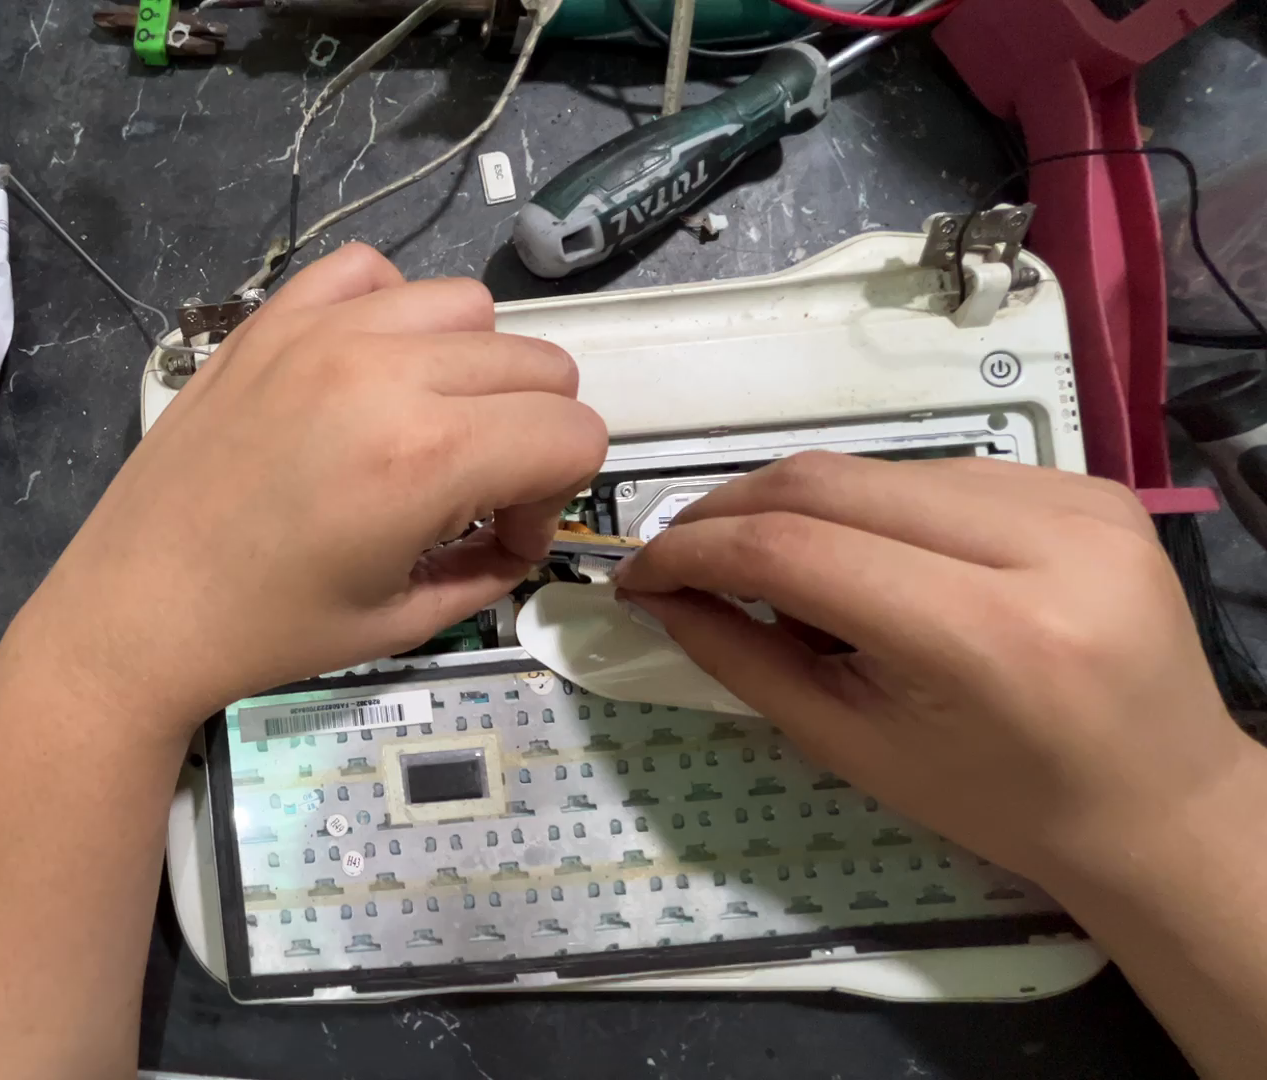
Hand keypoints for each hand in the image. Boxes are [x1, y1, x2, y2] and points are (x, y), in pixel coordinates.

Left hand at [15, 245, 605, 738]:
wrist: (138, 606)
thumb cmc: (267, 631)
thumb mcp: (403, 623)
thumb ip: (493, 569)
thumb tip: (519, 530)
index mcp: (426, 455)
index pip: (577, 434)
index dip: (556, 495)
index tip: (500, 535)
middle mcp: (386, 370)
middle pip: (539, 363)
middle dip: (528, 435)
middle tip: (466, 492)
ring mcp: (321, 331)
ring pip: (468, 307)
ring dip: (472, 372)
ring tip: (415, 428)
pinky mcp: (269, 320)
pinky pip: (370, 274)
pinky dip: (392, 313)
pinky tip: (364, 371)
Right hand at [616, 451, 1258, 895]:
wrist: (1160, 802)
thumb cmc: (987, 795)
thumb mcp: (838, 739)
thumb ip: (733, 654)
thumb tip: (653, 593)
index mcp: (985, 635)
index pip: (790, 550)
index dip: (689, 552)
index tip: (635, 574)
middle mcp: (1042, 543)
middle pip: (819, 483)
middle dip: (717, 513)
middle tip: (672, 556)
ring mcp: (1071, 500)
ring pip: (857, 467)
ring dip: (775, 508)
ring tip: (752, 564)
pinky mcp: (1078, 485)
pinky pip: (911, 472)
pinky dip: (845, 506)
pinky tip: (842, 554)